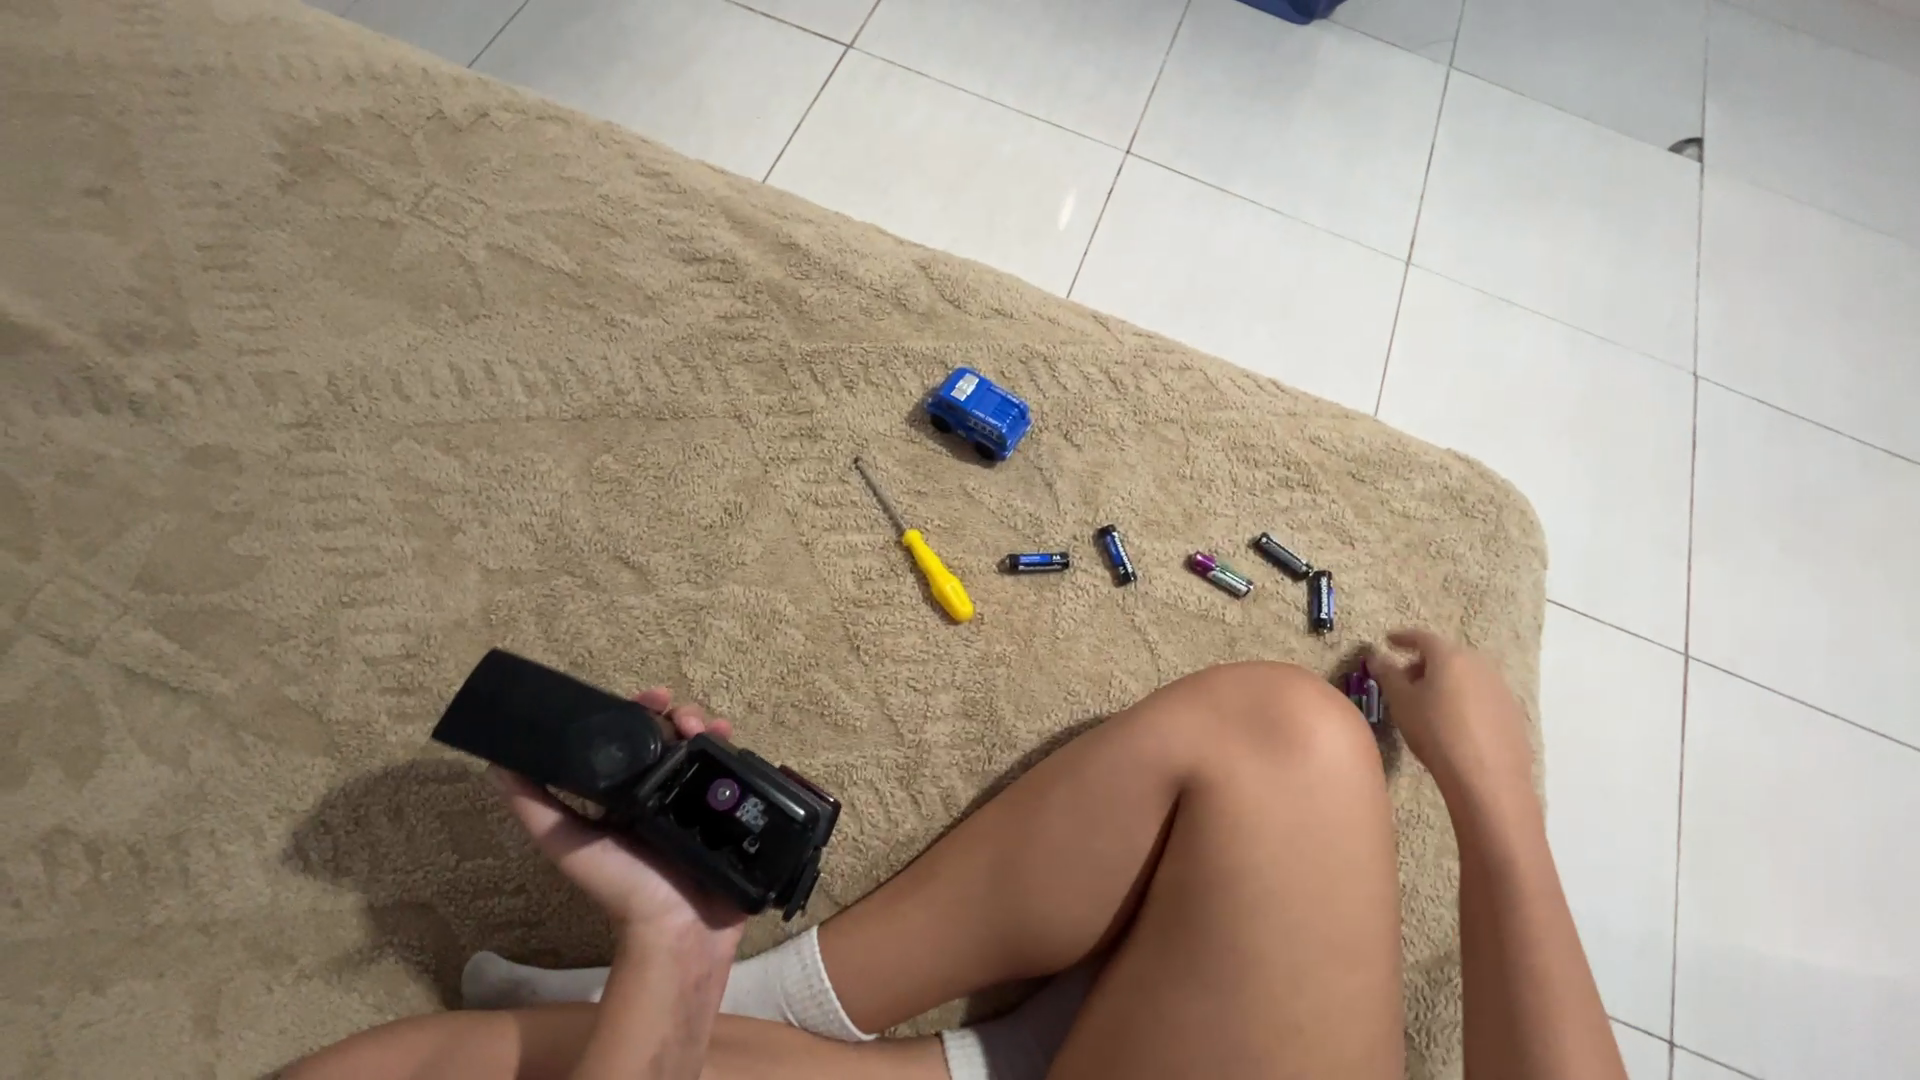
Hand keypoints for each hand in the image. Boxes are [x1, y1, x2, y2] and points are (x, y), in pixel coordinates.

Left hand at [490, 687, 745, 954]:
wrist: (679, 928)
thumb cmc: (622, 887)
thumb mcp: (567, 843)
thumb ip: (535, 806)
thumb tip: (496, 763)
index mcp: (629, 792)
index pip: (635, 737)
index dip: (642, 710)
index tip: (653, 696)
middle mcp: (666, 789)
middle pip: (675, 735)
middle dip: (680, 713)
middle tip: (685, 714)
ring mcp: (701, 799)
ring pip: (706, 747)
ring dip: (708, 726)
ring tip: (710, 727)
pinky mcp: (731, 809)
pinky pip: (736, 769)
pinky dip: (734, 749)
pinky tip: (731, 741)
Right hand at [1369, 629, 1534, 807]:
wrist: (1487, 776)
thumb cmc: (1435, 731)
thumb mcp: (1401, 702)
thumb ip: (1387, 674)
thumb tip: (1376, 656)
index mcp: (1450, 657)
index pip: (1422, 637)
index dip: (1402, 637)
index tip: (1388, 640)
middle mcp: (1479, 664)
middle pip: (1446, 655)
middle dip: (1423, 662)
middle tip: (1404, 678)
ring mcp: (1500, 688)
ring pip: (1466, 674)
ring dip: (1445, 680)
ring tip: (1428, 702)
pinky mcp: (1512, 711)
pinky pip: (1480, 693)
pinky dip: (1463, 697)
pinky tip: (1453, 721)